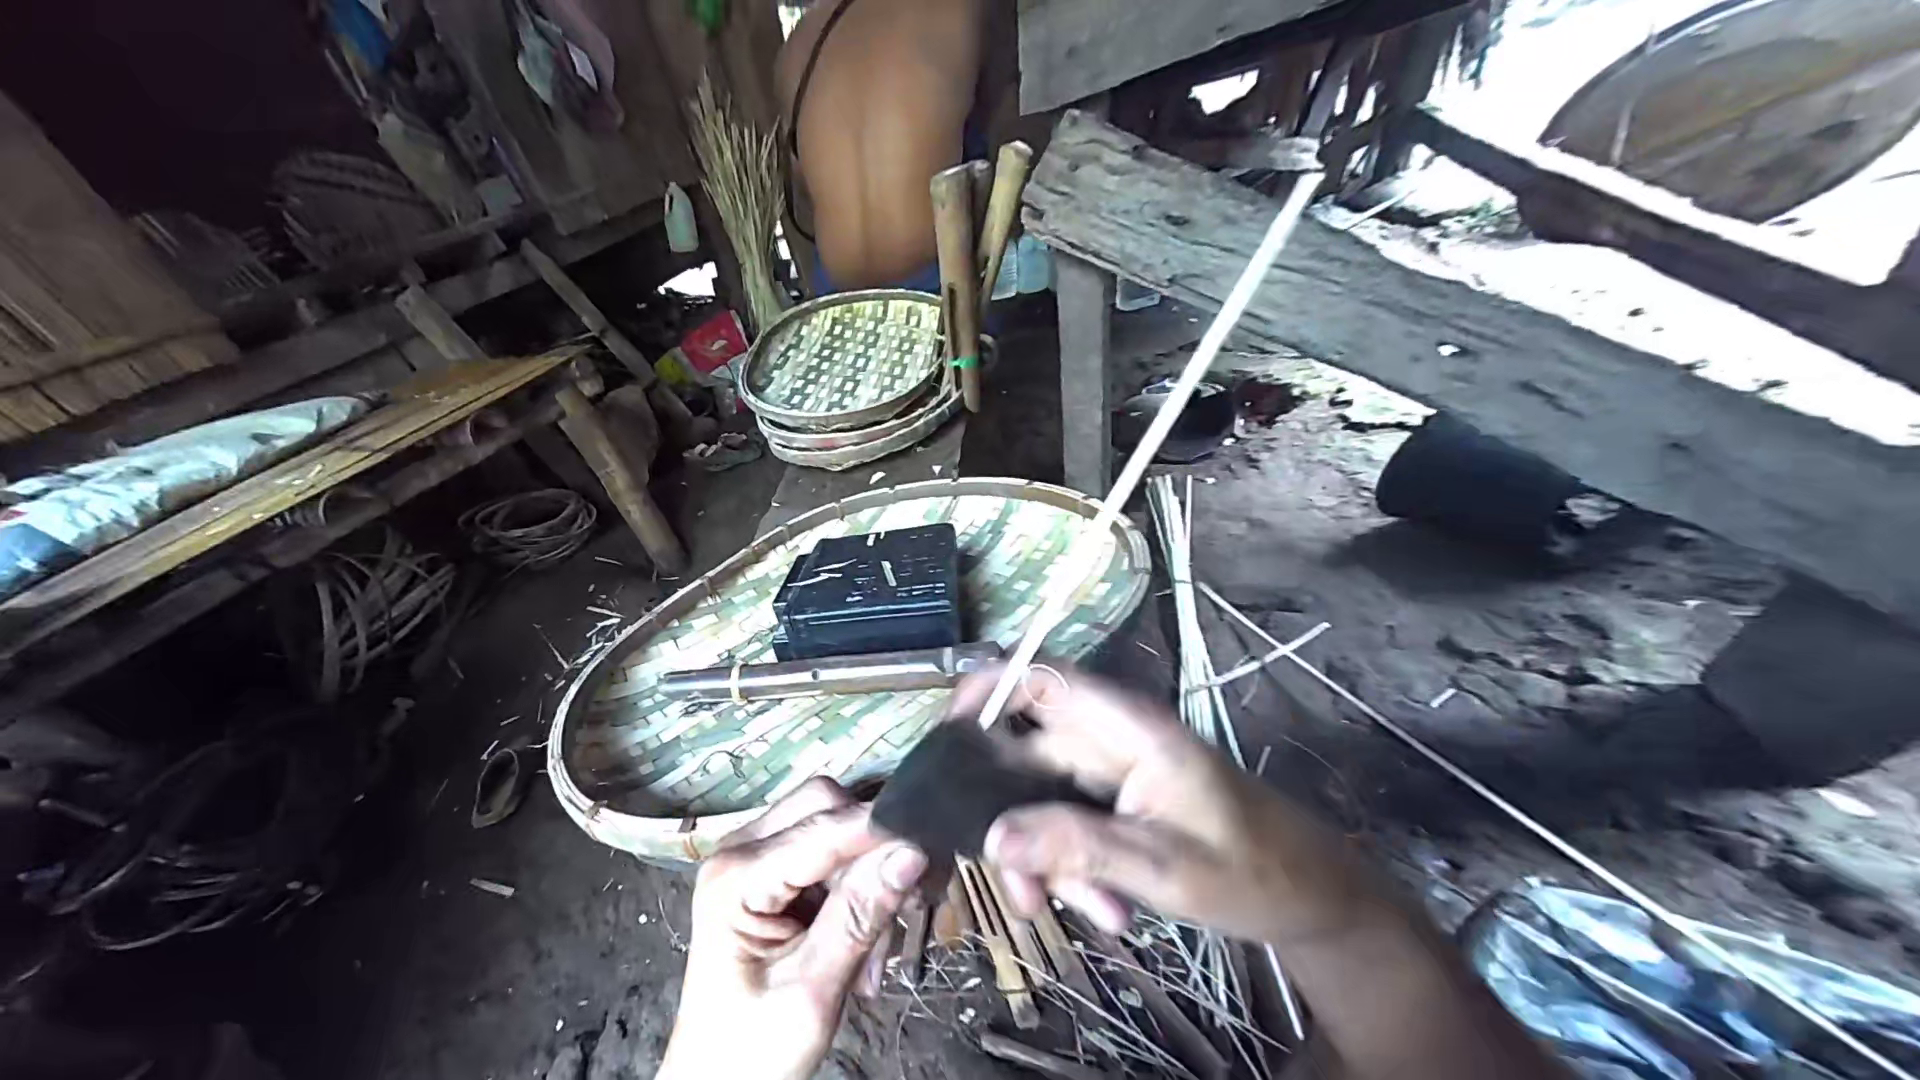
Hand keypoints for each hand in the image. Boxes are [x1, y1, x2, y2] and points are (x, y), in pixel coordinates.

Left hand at [657, 778, 926, 1079]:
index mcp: (736, 878)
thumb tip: (912, 852)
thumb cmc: (752, 1051)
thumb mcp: (812, 992)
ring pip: (833, 822)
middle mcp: (740, 849)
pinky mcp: (773, 868)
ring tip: (875, 944)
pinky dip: (855, 881)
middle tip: (899, 906)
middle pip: (825, 806)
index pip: (821, 827)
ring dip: (866, 869)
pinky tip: (862, 933)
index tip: (930, 845)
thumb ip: (860, 916)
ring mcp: (755, 854)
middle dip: (869, 847)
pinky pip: (829, 847)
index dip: (879, 829)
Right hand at [955, 666, 1383, 946]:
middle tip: (1003, 871)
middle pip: (1027, 748)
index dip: (989, 688)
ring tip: (1070, 911)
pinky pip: (1063, 822)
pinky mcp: (1113, 802)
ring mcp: (1110, 771)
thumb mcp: (1163, 865)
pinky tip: (1103, 910)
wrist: (1310, 898)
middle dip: (1007, 809)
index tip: (947, 734)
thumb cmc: (1251, 869)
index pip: (1044, 677)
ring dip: (1041, 851)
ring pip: (1040, 795)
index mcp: (1127, 725)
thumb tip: (992, 837)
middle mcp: (1109, 738)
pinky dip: (1065, 864)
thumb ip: (1078, 846)